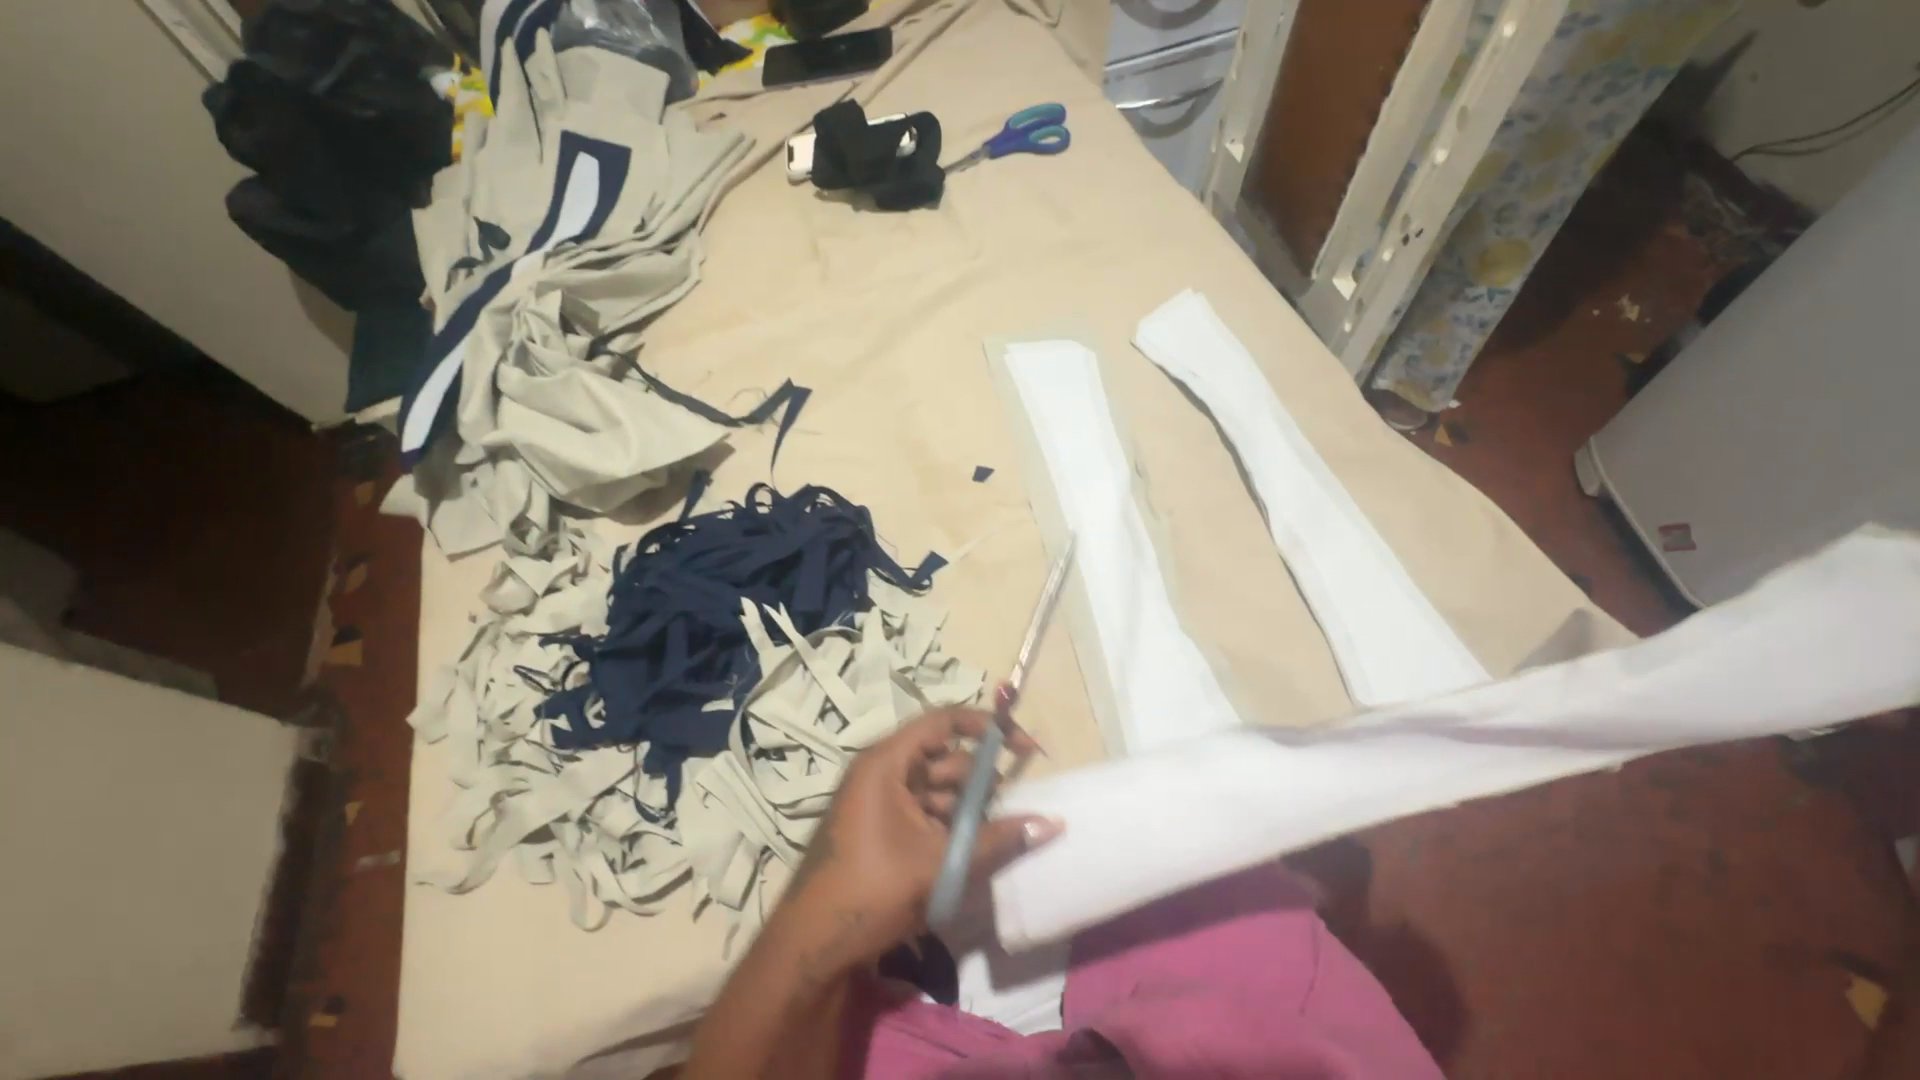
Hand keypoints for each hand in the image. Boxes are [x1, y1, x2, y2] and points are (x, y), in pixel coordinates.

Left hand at [771, 707, 1064, 971]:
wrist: (813, 945)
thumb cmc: (872, 890)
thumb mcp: (941, 864)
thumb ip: (998, 840)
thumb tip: (1053, 823)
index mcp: (887, 762)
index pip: (944, 722)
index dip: (987, 727)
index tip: (1023, 749)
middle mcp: (881, 772)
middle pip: (944, 759)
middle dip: (979, 783)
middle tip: (1003, 816)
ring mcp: (877, 801)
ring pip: (936, 790)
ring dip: (965, 811)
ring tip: (985, 844)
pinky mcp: (879, 828)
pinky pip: (923, 812)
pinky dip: (947, 827)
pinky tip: (965, 855)